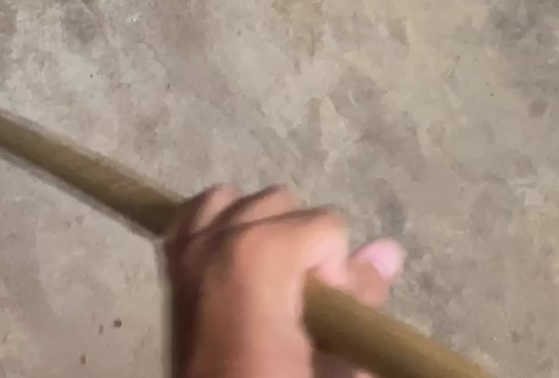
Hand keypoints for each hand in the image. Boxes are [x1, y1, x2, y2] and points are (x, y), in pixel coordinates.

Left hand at [163, 186, 404, 377]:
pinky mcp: (170, 263)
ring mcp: (186, 247)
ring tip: (273, 282)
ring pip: (234, 197)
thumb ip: (360, 297)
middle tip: (307, 303)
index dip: (339, 270)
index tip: (331, 316)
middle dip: (302, 244)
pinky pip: (194, 213)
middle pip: (280, 200)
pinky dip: (217, 227)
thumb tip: (389, 250)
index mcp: (256, 253)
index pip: (325, 223)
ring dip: (258, 228)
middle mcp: (215, 236)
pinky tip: (236, 264)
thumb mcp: (336, 362)